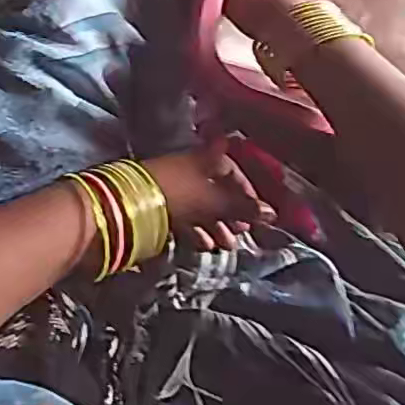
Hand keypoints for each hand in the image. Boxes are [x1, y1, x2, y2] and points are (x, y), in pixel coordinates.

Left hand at [143, 139, 275, 252]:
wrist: (130, 202)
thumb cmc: (179, 194)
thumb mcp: (215, 201)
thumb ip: (243, 208)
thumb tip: (274, 213)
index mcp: (203, 159)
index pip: (232, 170)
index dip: (246, 191)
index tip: (257, 211)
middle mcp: (189, 169)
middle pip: (217, 191)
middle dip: (232, 213)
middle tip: (242, 232)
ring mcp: (172, 186)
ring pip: (201, 206)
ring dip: (216, 226)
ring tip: (226, 246)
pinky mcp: (158, 204)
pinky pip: (183, 216)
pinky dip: (196, 230)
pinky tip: (204, 246)